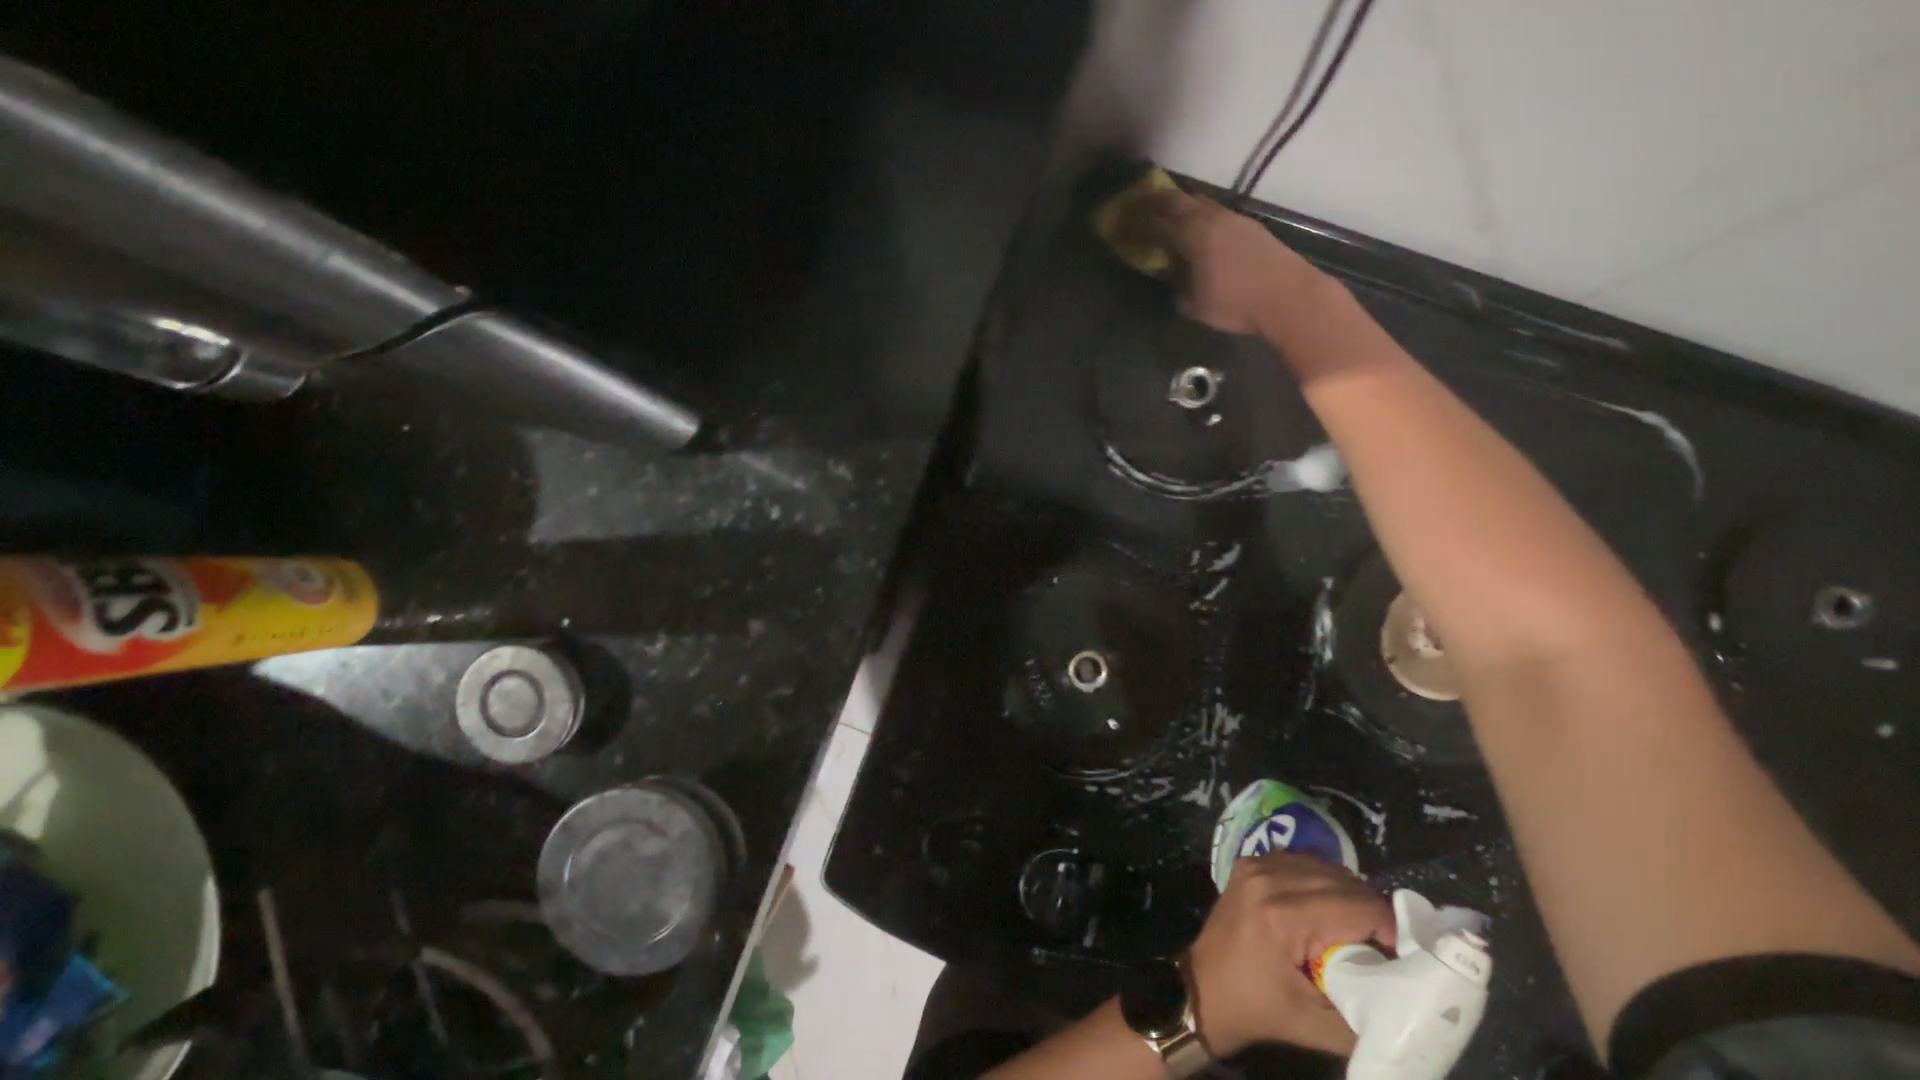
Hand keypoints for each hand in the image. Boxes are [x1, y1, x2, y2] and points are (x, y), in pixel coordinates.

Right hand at [1142, 189, 1327, 335]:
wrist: (1289, 297)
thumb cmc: (1236, 303)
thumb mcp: (1194, 304)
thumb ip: (1176, 286)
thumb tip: (1170, 276)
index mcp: (1191, 233)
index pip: (1155, 221)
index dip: (1136, 221)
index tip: (1122, 222)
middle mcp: (1210, 217)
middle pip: (1177, 200)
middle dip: (1155, 201)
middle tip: (1139, 205)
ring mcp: (1233, 217)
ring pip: (1199, 202)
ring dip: (1180, 205)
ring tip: (1168, 213)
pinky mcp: (1249, 225)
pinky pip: (1216, 211)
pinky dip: (1200, 214)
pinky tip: (1199, 227)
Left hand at [1188, 852, 1395, 1057]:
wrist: (1202, 991)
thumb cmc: (1258, 1010)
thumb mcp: (1318, 1028)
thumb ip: (1368, 1016)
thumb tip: (1413, 1002)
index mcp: (1283, 914)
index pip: (1358, 906)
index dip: (1389, 929)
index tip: (1401, 956)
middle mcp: (1269, 878)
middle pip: (1346, 882)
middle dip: (1372, 913)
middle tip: (1382, 947)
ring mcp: (1257, 865)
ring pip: (1327, 868)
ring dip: (1349, 896)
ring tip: (1356, 931)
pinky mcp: (1250, 863)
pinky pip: (1303, 863)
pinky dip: (1322, 882)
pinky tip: (1327, 910)